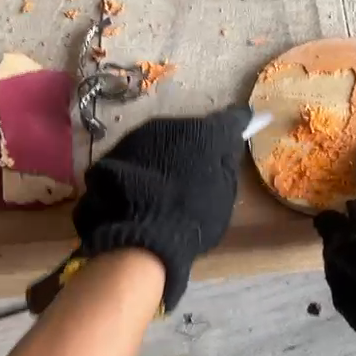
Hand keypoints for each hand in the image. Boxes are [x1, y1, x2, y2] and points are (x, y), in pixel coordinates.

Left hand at [73, 105, 251, 309]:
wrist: (139, 235)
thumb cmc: (193, 218)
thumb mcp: (223, 193)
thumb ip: (225, 164)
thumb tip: (226, 146)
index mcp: (206, 133)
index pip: (230, 119)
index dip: (238, 123)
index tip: (243, 125)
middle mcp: (172, 124)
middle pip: (189, 131)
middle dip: (192, 146)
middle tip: (193, 172)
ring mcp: (138, 136)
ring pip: (158, 142)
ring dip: (163, 157)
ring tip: (161, 188)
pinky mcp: (112, 153)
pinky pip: (135, 157)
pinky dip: (140, 169)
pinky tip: (138, 194)